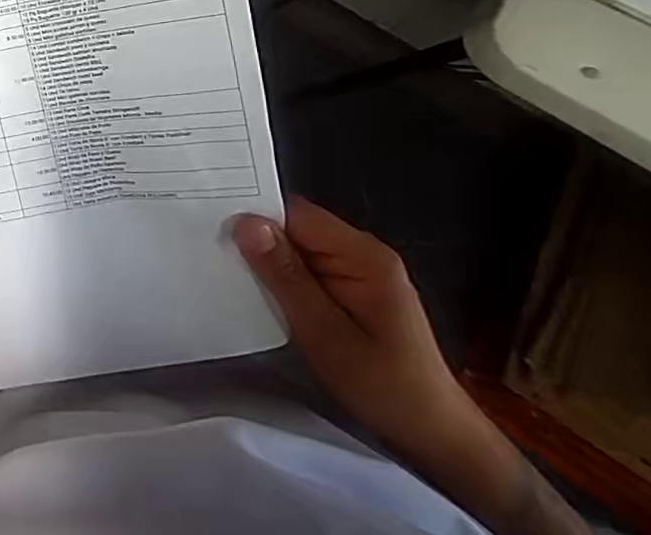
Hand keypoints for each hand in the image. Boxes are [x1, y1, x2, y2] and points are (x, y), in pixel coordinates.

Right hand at [232, 195, 473, 447]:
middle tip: (214, 251)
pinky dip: (285, 278)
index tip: (215, 226)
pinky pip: (310, 269)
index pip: (298, 214)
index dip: (257, 216)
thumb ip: (285, 275)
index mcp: (363, 255)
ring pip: (300, 249)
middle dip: (260, 239)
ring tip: (228, 270)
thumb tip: (246, 222)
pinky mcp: (354, 289)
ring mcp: (360, 271)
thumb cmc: (382, 385)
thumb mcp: (325, 333)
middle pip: (298, 228)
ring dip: (270, 261)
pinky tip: (262, 292)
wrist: (436, 436)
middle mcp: (363, 252)